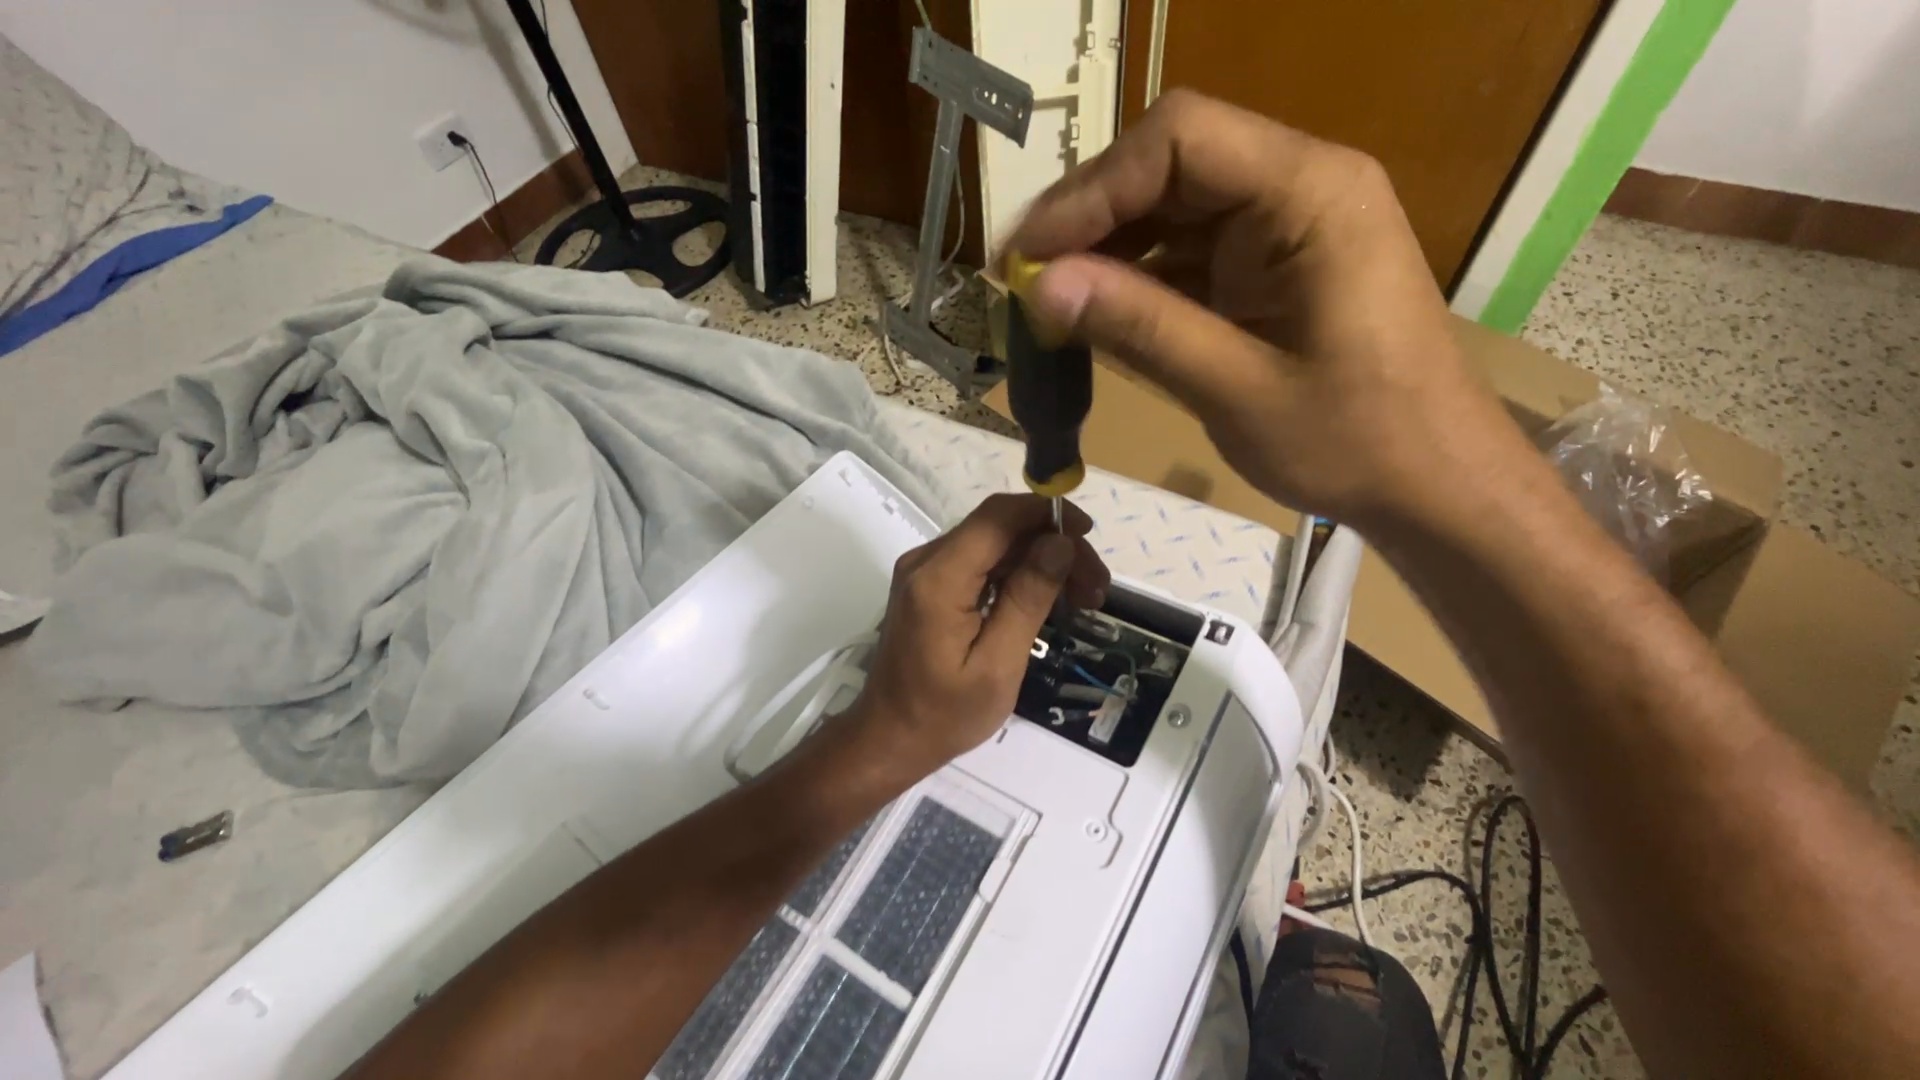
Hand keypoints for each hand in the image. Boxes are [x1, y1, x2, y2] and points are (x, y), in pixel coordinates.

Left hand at [848, 494, 1109, 777]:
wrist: (890, 738)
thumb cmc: (945, 714)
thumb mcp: (998, 664)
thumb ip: (1028, 599)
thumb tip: (1060, 542)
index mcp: (939, 578)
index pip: (998, 518)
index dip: (1046, 513)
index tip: (1089, 535)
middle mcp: (926, 562)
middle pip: (1001, 528)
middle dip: (1054, 546)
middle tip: (1096, 587)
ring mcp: (925, 572)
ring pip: (995, 544)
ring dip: (1041, 561)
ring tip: (1083, 598)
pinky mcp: (930, 586)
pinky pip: (981, 563)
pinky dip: (1019, 574)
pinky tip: (1049, 600)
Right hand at [1003, 90, 1534, 533]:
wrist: (1433, 482)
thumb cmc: (1356, 441)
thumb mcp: (1237, 390)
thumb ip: (1141, 328)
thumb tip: (1038, 287)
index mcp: (1311, 194)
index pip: (1179, 140)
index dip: (1090, 190)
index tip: (1027, 257)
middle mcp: (1299, 186)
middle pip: (1169, 163)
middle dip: (1089, 218)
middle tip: (1021, 279)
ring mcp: (1287, 224)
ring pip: (1172, 205)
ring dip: (1105, 249)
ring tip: (1046, 301)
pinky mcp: (1273, 264)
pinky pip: (1190, 249)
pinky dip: (1137, 278)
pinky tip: (1097, 314)